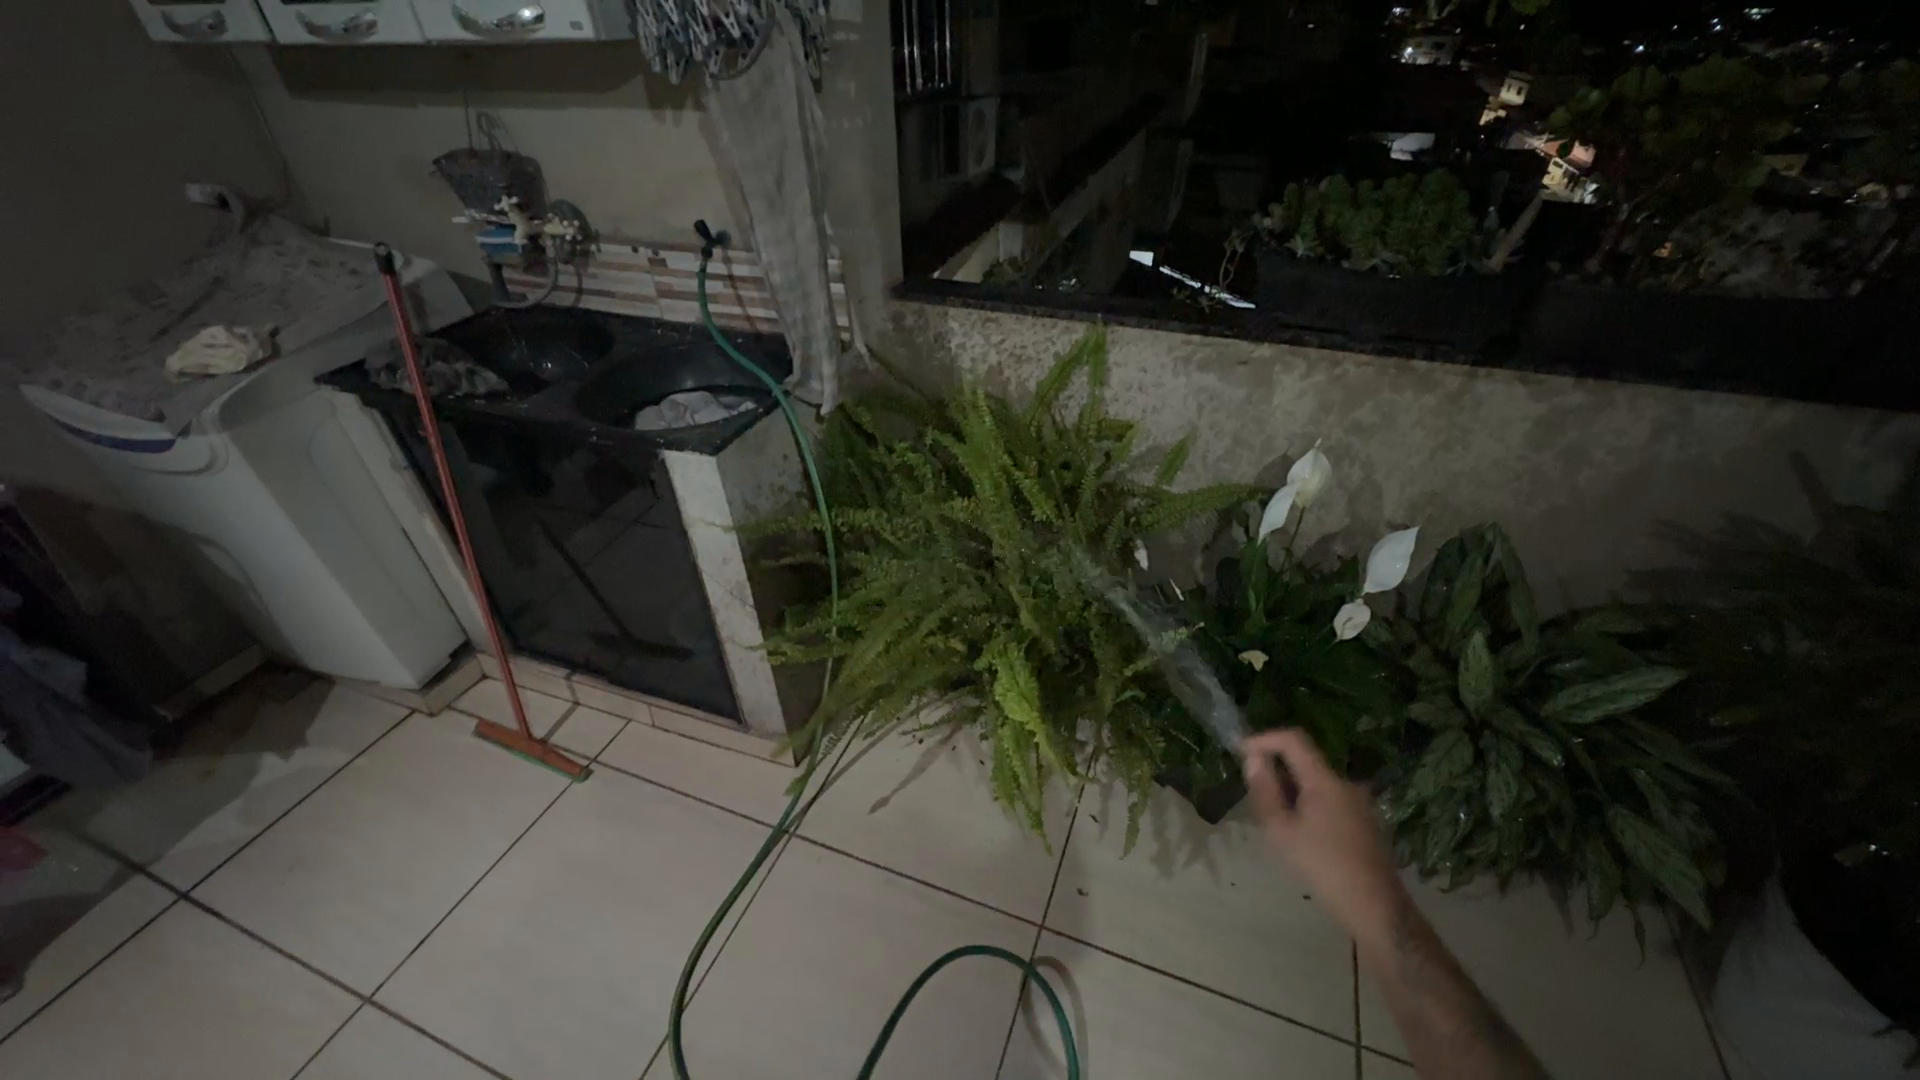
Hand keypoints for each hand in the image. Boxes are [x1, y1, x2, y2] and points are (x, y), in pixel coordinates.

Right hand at [1241, 728, 1407, 950]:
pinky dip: (1310, 805)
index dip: (1264, 739)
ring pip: (1317, 784)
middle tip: (1255, 797)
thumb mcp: (1280, 830)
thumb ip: (1264, 790)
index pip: (1293, 740)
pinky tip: (1302, 837)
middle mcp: (1346, 783)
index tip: (1241, 753)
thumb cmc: (1322, 866)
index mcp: (1325, 780)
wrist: (1375, 908)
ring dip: (1292, 792)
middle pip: (1305, 762)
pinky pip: (1331, 800)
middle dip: (1276, 771)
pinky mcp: (1366, 821)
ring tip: (1276, 823)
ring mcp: (1360, 803)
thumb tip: (1253, 760)